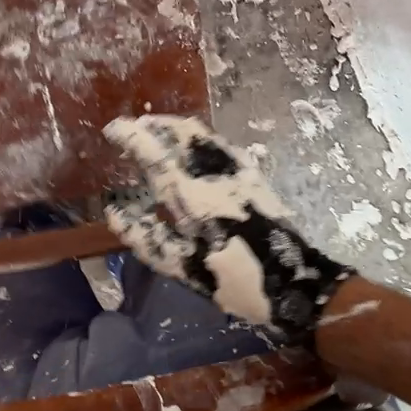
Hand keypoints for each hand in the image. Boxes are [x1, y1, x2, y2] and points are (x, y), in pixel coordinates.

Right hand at [102, 115, 349, 341]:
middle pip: (180, 132)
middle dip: (153, 125)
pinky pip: (220, 145)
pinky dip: (198, 139)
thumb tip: (113, 211)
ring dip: (175, 128)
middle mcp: (214, 174)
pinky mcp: (254, 177)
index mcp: (192, 196)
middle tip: (133, 131)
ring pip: (202, 134)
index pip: (153, 153)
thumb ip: (147, 238)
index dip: (130, 136)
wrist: (298, 285)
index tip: (112, 131)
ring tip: (157, 135)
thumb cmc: (238, 280)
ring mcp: (239, 171)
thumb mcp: (185, 268)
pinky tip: (194, 151)